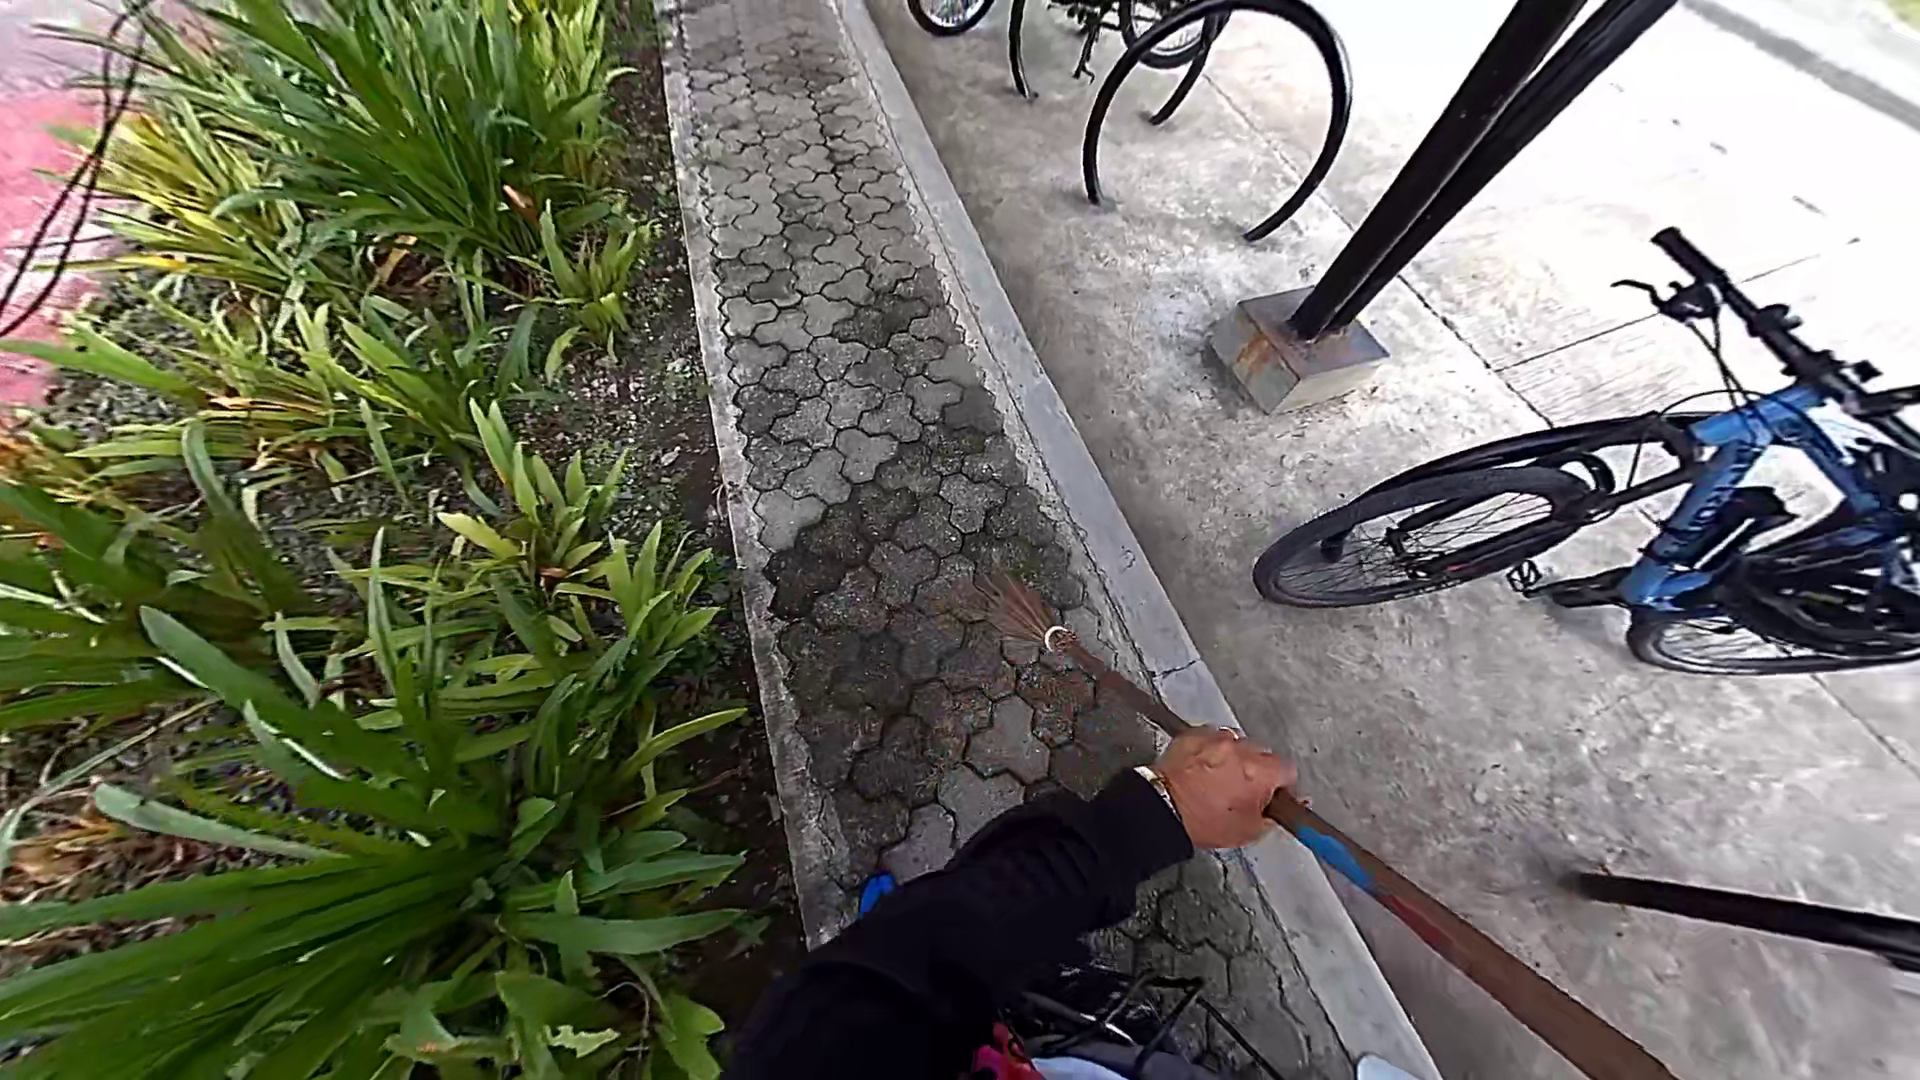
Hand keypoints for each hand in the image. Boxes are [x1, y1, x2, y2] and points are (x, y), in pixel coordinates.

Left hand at [1156, 729, 1294, 849]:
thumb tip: (1281, 805)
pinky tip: (1204, 766)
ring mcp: (1214, 737)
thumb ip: (1272, 813)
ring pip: (1236, 742)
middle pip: (1262, 752)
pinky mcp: (1193, 734)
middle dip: (1258, 768)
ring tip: (1220, 776)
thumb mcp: (1250, 829)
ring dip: (1234, 756)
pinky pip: (1211, 737)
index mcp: (1259, 771)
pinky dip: (1211, 749)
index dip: (1282, 783)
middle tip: (1245, 787)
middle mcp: (1239, 748)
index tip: (1275, 791)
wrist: (1164, 806)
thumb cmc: (1204, 819)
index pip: (1287, 769)